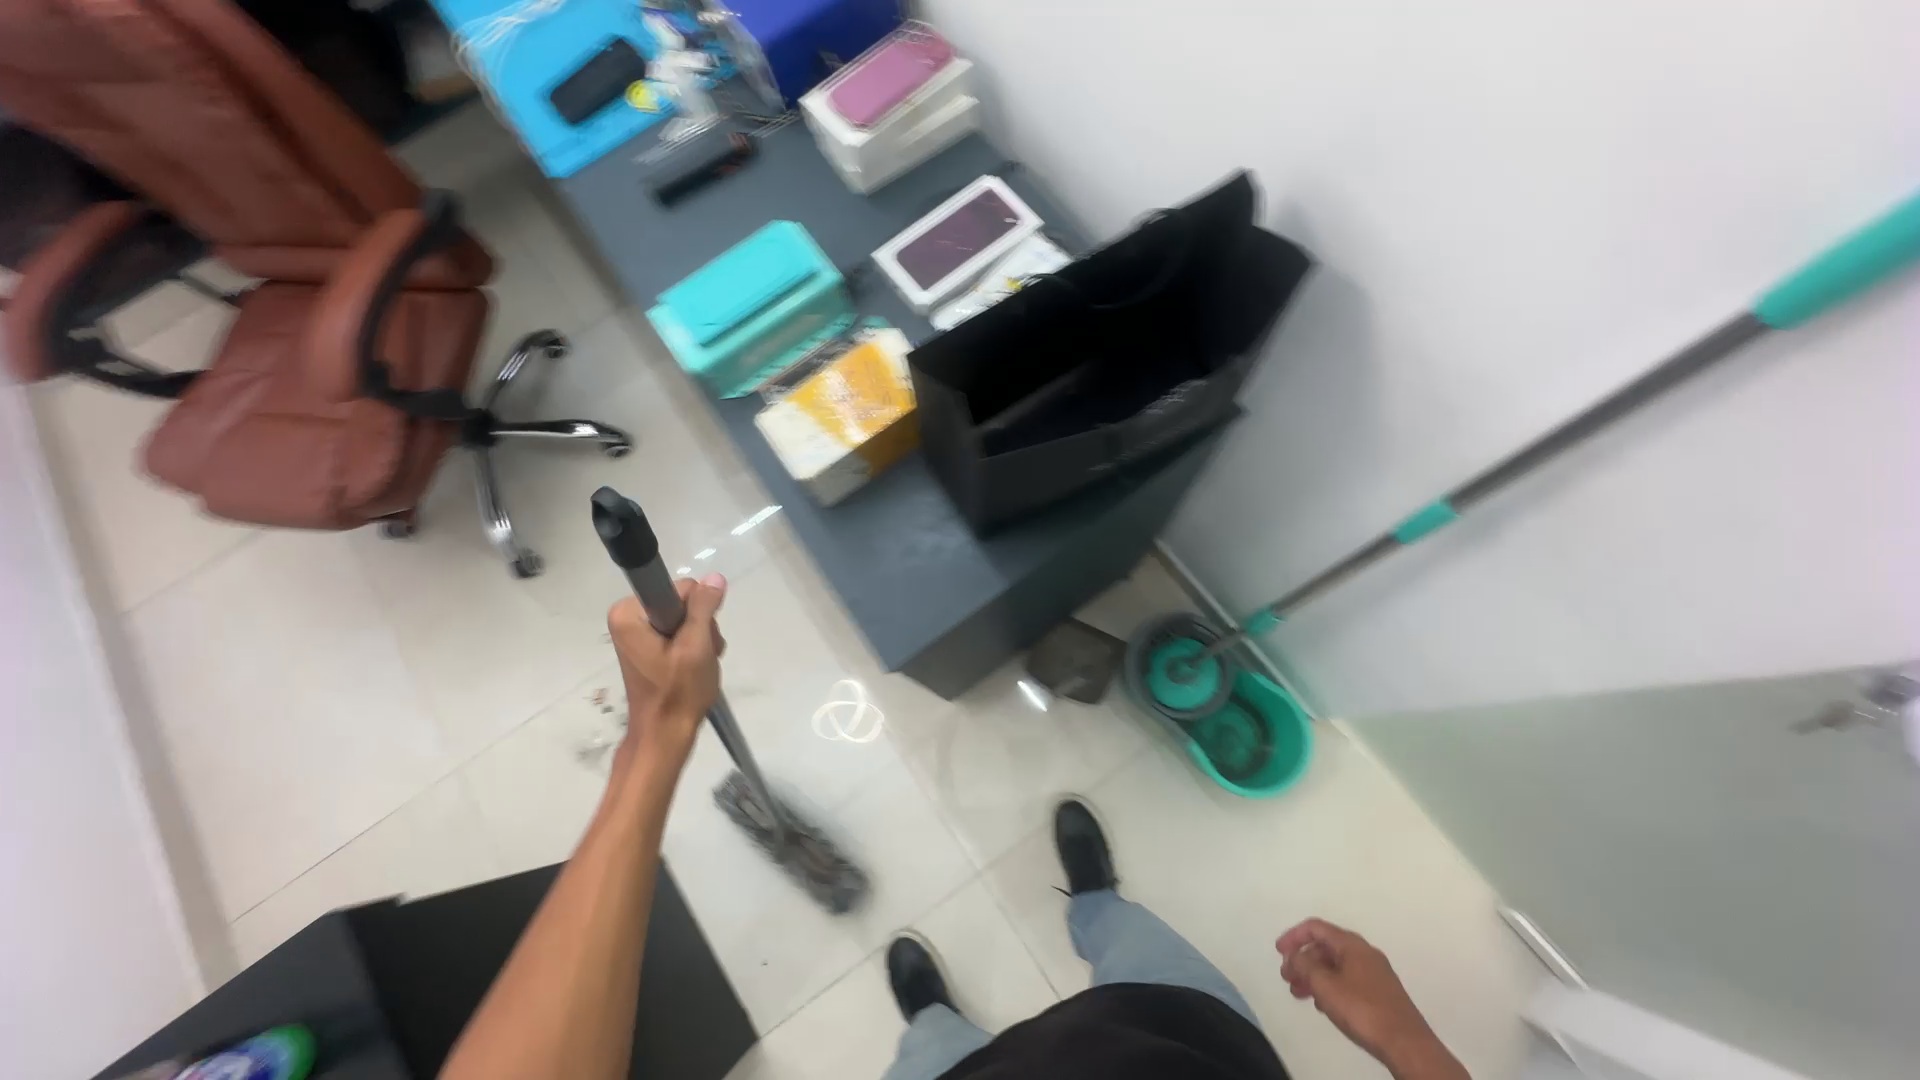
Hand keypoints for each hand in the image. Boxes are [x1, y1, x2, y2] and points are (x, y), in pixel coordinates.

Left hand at [607, 573, 726, 770]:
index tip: (696, 639)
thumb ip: (703, 608)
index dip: (698, 611)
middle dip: (700, 627)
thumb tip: (714, 577)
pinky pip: (679, 631)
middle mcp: (627, 617)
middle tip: (700, 655)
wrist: (665, 733)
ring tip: (698, 664)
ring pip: (686, 618)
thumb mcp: (696, 646)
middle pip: (684, 603)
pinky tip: (695, 666)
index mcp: (629, 613)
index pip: (682, 588)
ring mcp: (636, 632)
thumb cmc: (678, 692)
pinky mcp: (647, 645)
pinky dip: (693, 646)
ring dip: (700, 639)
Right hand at [1275, 919, 1463, 1079]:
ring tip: (1300, 994)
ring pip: (1336, 965)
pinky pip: (1347, 980)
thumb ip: (1304, 965)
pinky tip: (1323, 1005)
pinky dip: (1330, 986)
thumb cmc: (1363, 1010)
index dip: (1293, 936)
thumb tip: (1294, 956)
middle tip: (1287, 977)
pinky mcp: (1380, 993)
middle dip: (1303, 959)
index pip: (1316, 927)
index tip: (1279, 953)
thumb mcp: (1325, 985)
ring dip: (1314, 975)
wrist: (1407, 1045)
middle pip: (1325, 946)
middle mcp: (1365, 953)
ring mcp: (1375, 974)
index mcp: (1352, 945)